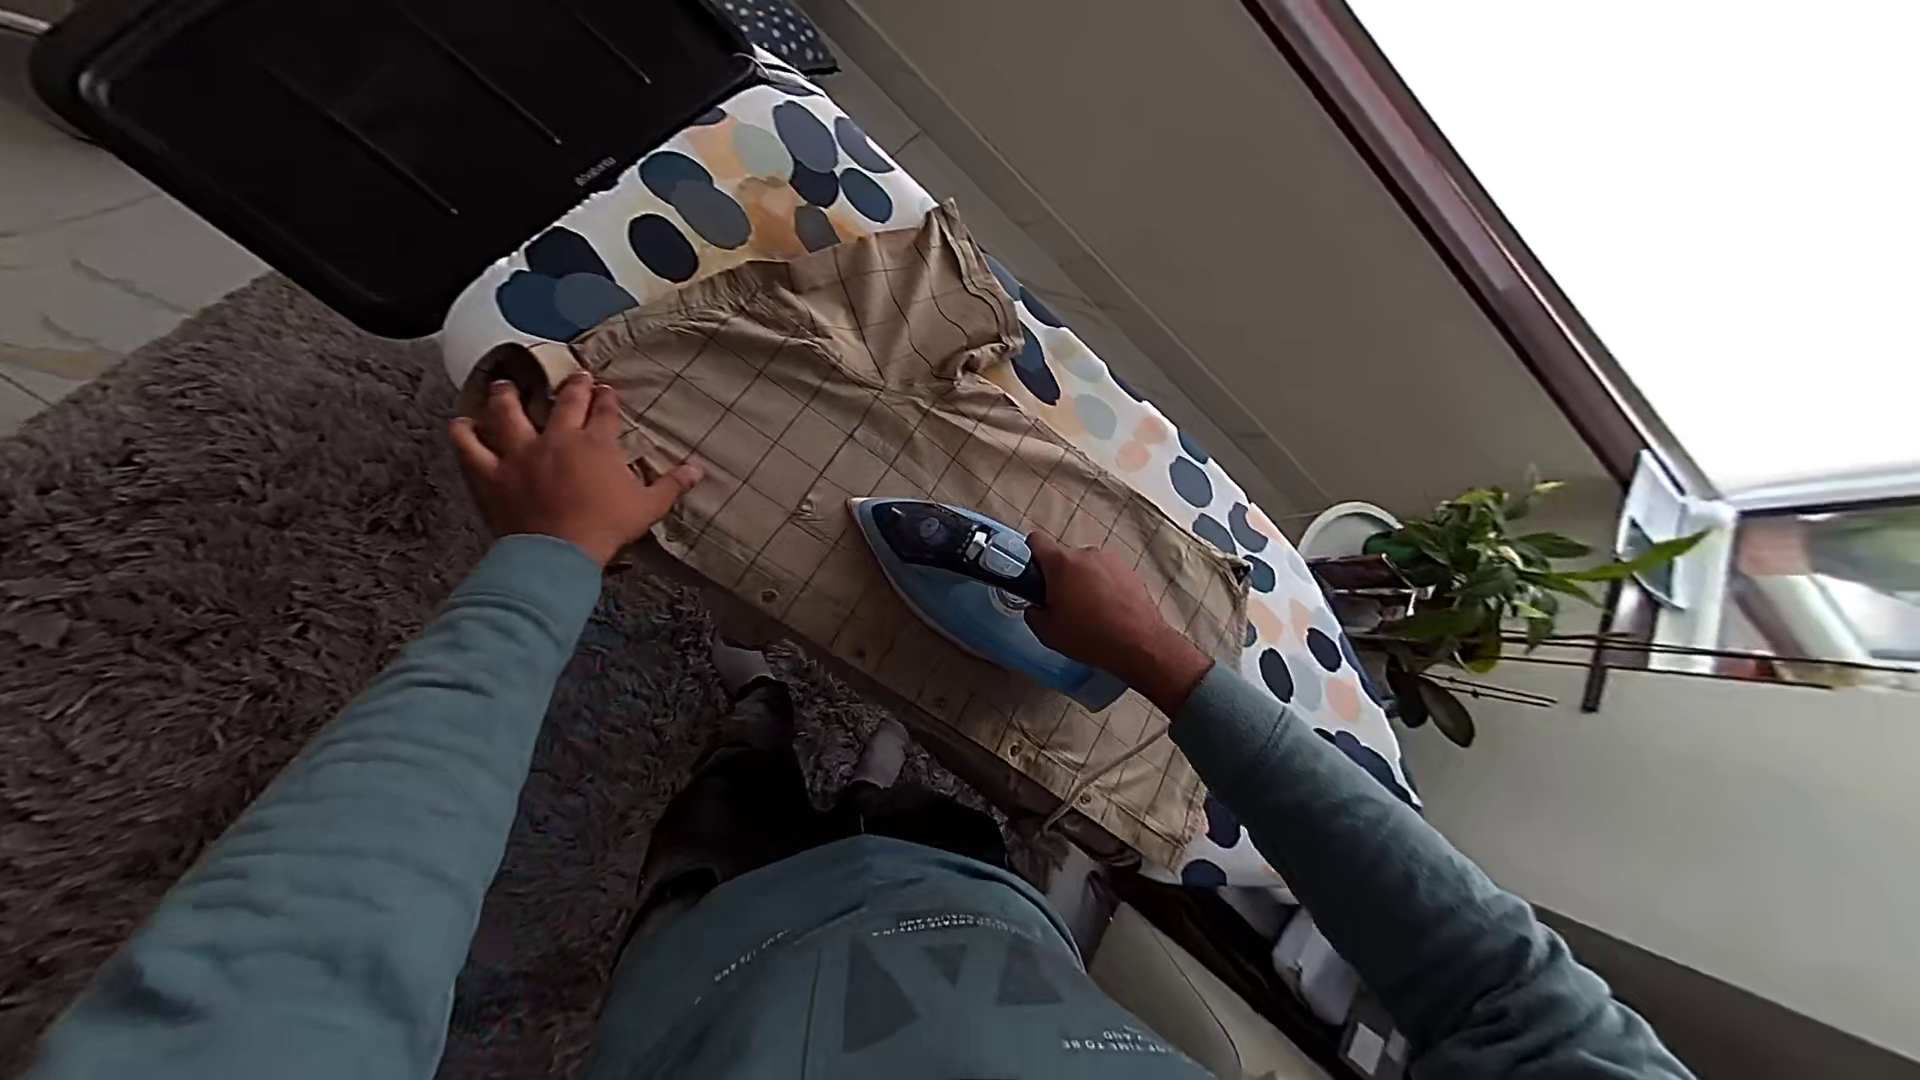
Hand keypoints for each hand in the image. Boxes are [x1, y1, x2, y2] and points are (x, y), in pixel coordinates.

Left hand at [449, 373, 702, 567]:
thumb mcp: (649, 507)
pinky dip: (463, 431)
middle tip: (575, 375)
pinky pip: (468, 445)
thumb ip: (673, 484)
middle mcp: (556, 439)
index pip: (604, 412)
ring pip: (508, 412)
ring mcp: (519, 452)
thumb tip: (698, 469)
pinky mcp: (490, 472)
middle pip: (563, 402)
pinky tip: (462, 423)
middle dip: (572, 386)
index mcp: (596, 444)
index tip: (607, 390)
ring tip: (506, 385)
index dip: (607, 398)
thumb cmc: (607, 527)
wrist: (559, 552)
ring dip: (507, 396)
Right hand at [1024, 532, 1212, 712]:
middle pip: (1063, 558)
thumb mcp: (1048, 632)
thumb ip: (1033, 613)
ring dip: (1083, 581)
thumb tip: (1036, 607)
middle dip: (1060, 577)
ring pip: (1086, 566)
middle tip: (1062, 604)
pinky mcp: (1129, 570)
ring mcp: (1110, 560)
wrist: (1139, 644)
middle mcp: (1086, 554)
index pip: (1036, 540)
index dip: (1030, 555)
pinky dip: (1103, 586)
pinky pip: (1106, 573)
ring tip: (1088, 611)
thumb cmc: (1090, 636)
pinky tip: (1107, 610)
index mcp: (1061, 563)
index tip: (1033, 574)